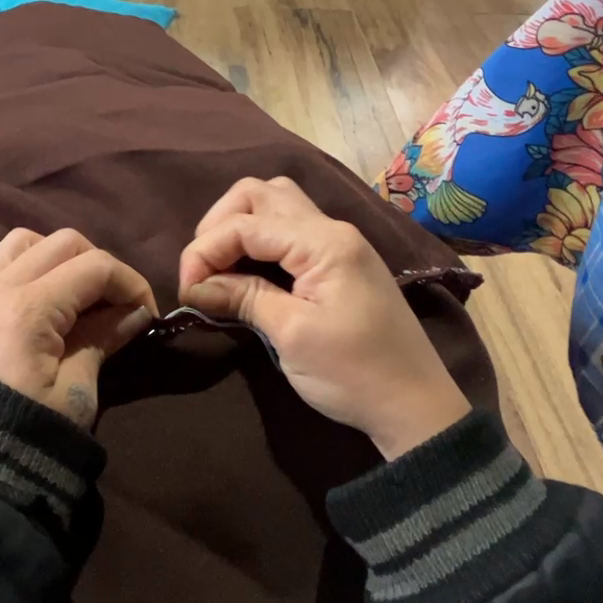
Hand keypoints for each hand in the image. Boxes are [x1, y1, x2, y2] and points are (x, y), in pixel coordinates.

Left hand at [0, 228, 159, 428]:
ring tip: (78, 295)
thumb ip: (102, 340)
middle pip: (63, 242)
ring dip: (60, 257)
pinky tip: (43, 301)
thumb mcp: (74, 395)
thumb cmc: (19, 434)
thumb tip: (132, 313)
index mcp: (29, 308)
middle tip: (116, 304)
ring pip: (25, 241)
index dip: (131, 283)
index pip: (95, 266)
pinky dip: (29, 266)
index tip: (147, 313)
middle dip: (100, 265)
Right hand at [178, 177, 470, 459]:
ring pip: (275, 203)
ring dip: (238, 225)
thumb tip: (194, 287)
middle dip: (219, 225)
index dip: (205, 251)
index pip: (246, 224)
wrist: (416, 409)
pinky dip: (258, 238)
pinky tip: (245, 268)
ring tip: (220, 264)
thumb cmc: (354, 374)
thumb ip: (242, 298)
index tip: (187, 291)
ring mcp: (337, 241)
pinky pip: (288, 227)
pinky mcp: (337, 259)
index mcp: (324, 243)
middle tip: (202, 269)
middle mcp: (331, 228)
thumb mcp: (291, 336)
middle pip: (259, 194)